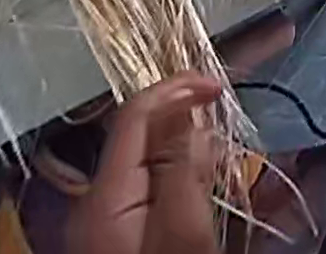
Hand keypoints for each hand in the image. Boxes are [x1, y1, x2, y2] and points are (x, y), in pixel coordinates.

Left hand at [69, 74, 223, 253]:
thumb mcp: (183, 237)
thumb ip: (184, 170)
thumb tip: (190, 116)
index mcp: (105, 198)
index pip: (134, 115)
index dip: (177, 89)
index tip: (219, 88)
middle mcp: (99, 201)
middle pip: (142, 133)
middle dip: (188, 119)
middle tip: (227, 131)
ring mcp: (108, 220)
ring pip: (151, 155)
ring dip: (190, 146)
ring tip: (223, 164)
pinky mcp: (123, 234)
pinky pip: (154, 182)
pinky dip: (184, 172)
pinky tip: (207, 186)